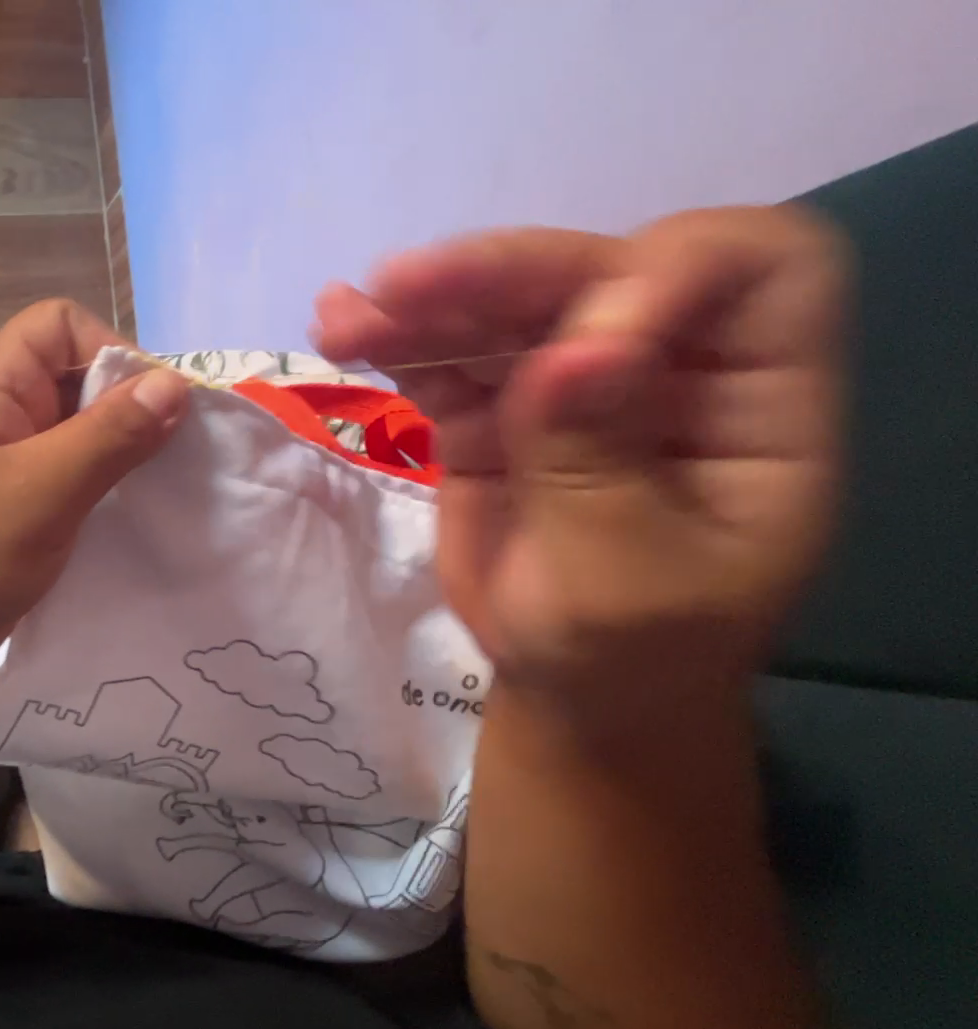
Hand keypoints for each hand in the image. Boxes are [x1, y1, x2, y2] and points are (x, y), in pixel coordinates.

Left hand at [0, 300, 190, 688]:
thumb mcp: (37, 493)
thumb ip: (106, 437)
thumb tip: (174, 384)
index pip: (58, 327)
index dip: (108, 349)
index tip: (152, 409)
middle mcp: (4, 421)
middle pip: (78, 382)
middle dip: (131, 410)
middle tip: (173, 461)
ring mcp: (11, 471)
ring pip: (82, 439)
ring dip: (125, 459)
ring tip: (163, 497)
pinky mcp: (20, 516)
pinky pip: (74, 486)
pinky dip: (107, 497)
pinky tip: (135, 526)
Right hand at [313, 208, 848, 712]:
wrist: (573, 692)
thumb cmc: (630, 654)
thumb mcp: (626, 580)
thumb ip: (595, 467)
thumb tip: (562, 356)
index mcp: (753, 401)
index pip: (750, 270)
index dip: (660, 275)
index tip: (564, 344)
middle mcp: (665, 368)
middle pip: (593, 273)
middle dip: (497, 276)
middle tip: (398, 288)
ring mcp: (571, 386)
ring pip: (502, 309)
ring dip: (422, 307)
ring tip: (341, 320)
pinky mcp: (494, 414)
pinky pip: (445, 360)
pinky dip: (394, 345)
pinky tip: (340, 329)